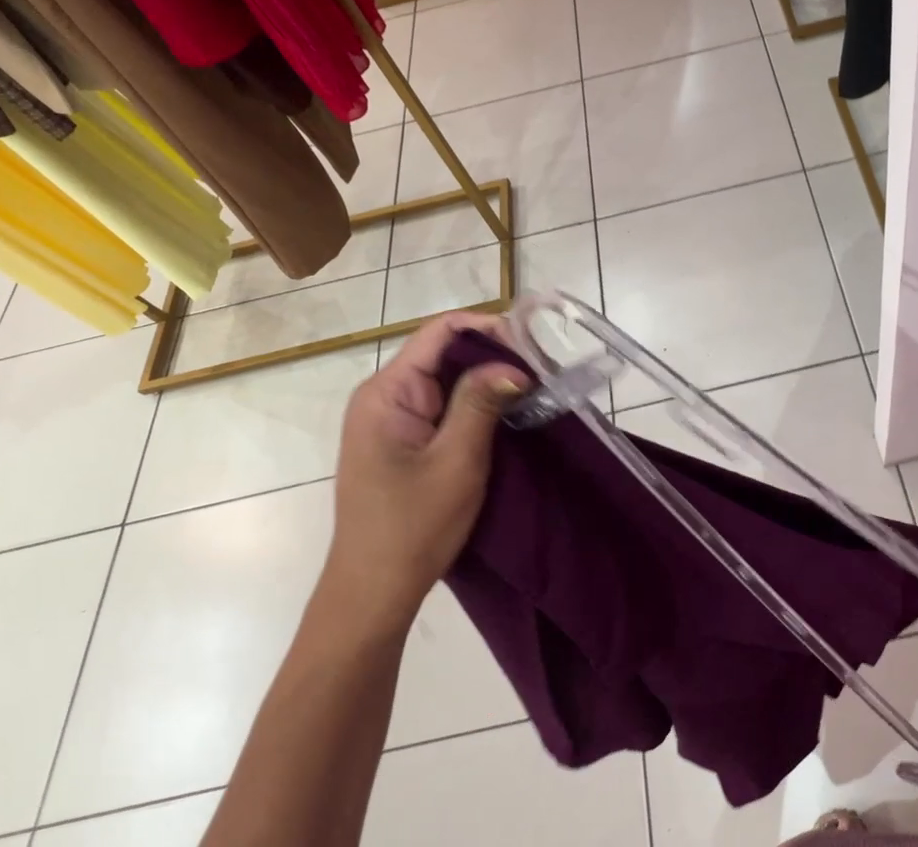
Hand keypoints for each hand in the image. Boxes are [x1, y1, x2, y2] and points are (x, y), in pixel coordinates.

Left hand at [323, 313, 528, 631]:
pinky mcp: (402, 441)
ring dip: (487, 382)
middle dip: (493, 356)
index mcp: (386, 392)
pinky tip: (508, 415)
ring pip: (446, 380)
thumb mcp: (457, 461)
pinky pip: (442, 407)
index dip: (488, 329)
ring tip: (535, 391)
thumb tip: (514, 362)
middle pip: (443, 352)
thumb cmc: (413, 526)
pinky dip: (475, 406)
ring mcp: (391, 420)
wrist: (374, 590)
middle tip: (543, 372)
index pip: (440, 332)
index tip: (533, 348)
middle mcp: (383, 396)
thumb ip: (481, 403)